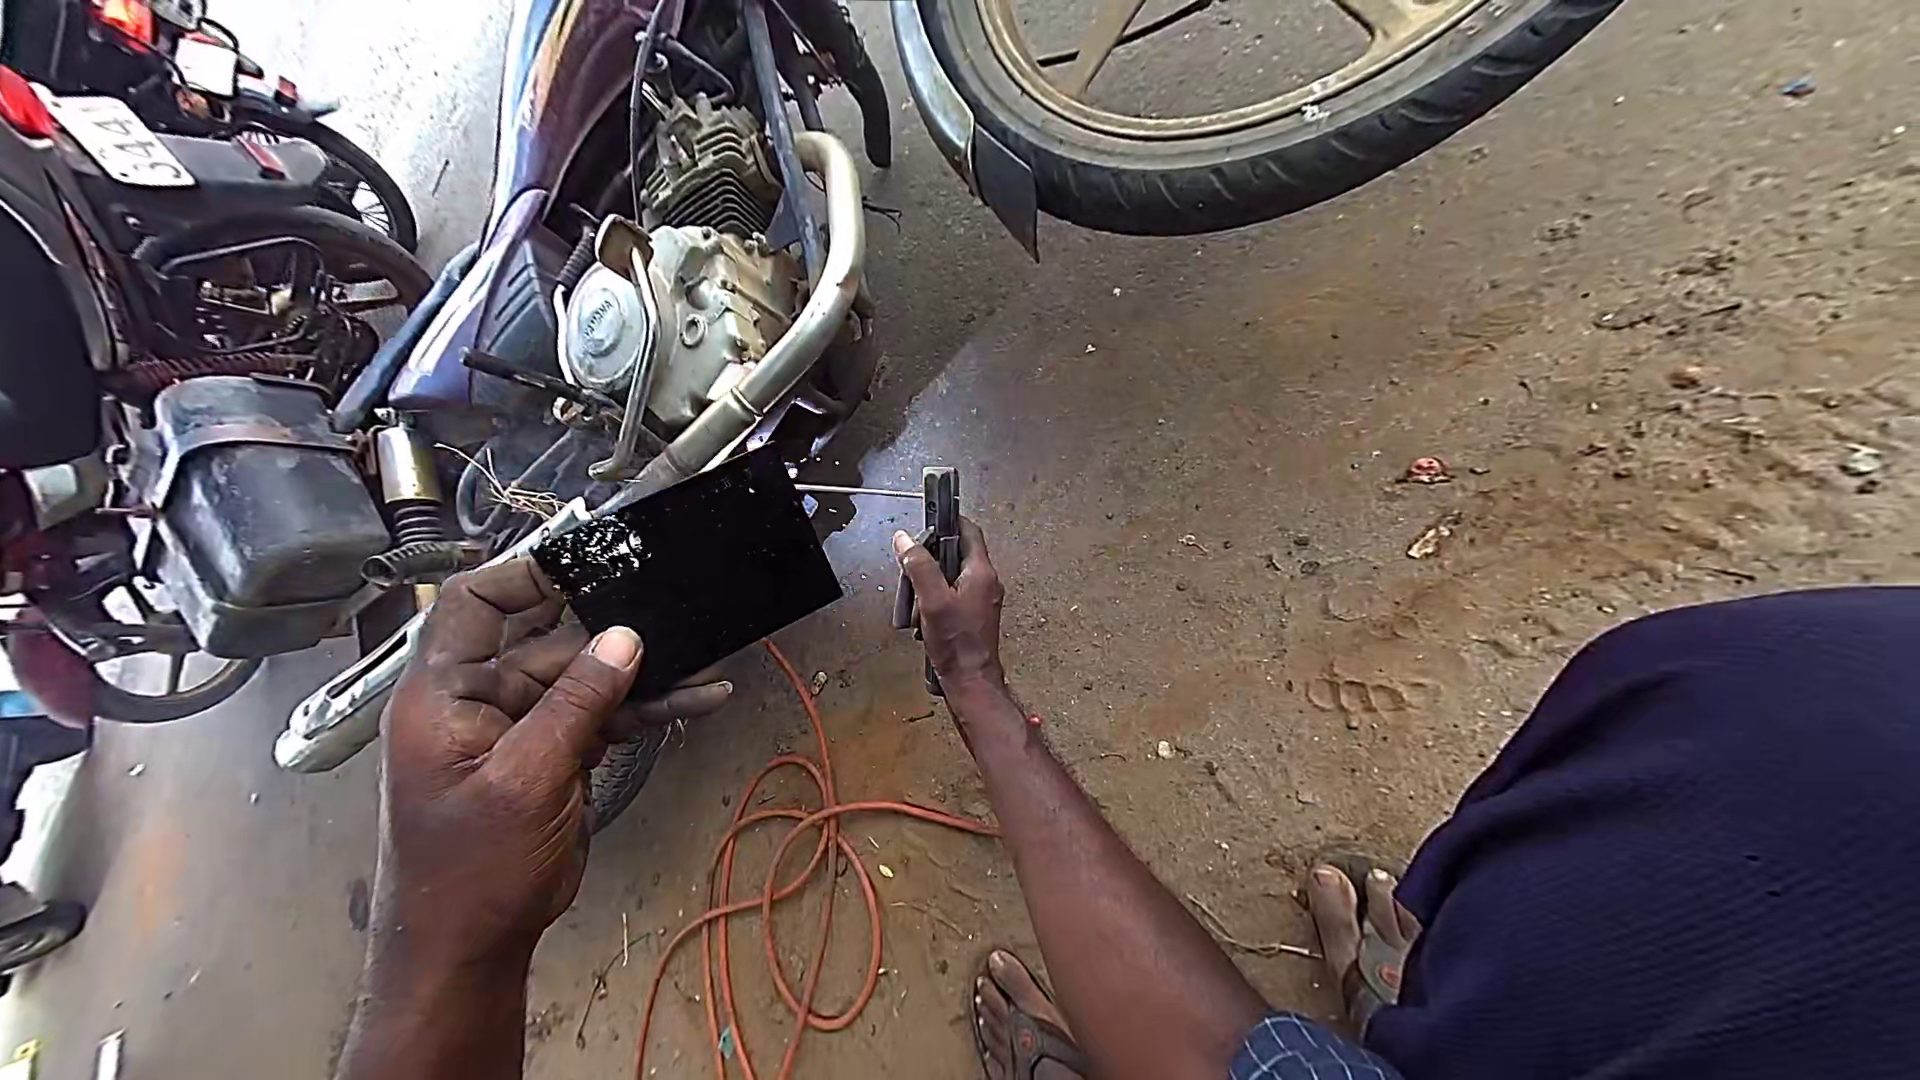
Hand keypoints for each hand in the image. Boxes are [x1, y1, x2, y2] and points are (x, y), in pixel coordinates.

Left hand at [372, 558, 726, 974]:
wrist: (476, 945)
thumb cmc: (472, 869)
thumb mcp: (525, 778)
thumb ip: (577, 702)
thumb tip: (625, 637)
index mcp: (448, 694)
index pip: (473, 606)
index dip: (524, 575)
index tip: (586, 561)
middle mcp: (488, 698)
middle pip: (555, 640)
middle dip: (613, 629)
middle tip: (669, 607)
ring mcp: (531, 723)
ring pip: (595, 677)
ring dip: (647, 670)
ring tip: (702, 659)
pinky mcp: (563, 747)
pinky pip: (613, 711)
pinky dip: (653, 705)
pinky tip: (699, 697)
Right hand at [893, 518, 1008, 706]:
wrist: (970, 680)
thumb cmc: (957, 644)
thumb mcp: (932, 600)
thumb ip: (919, 566)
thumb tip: (905, 539)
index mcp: (981, 572)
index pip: (968, 531)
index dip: (947, 523)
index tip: (928, 522)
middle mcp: (986, 582)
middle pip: (955, 554)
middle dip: (930, 561)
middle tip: (912, 573)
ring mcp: (982, 598)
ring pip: (951, 575)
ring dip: (930, 584)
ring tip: (917, 603)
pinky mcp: (974, 613)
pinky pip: (952, 594)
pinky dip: (935, 599)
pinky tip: (924, 616)